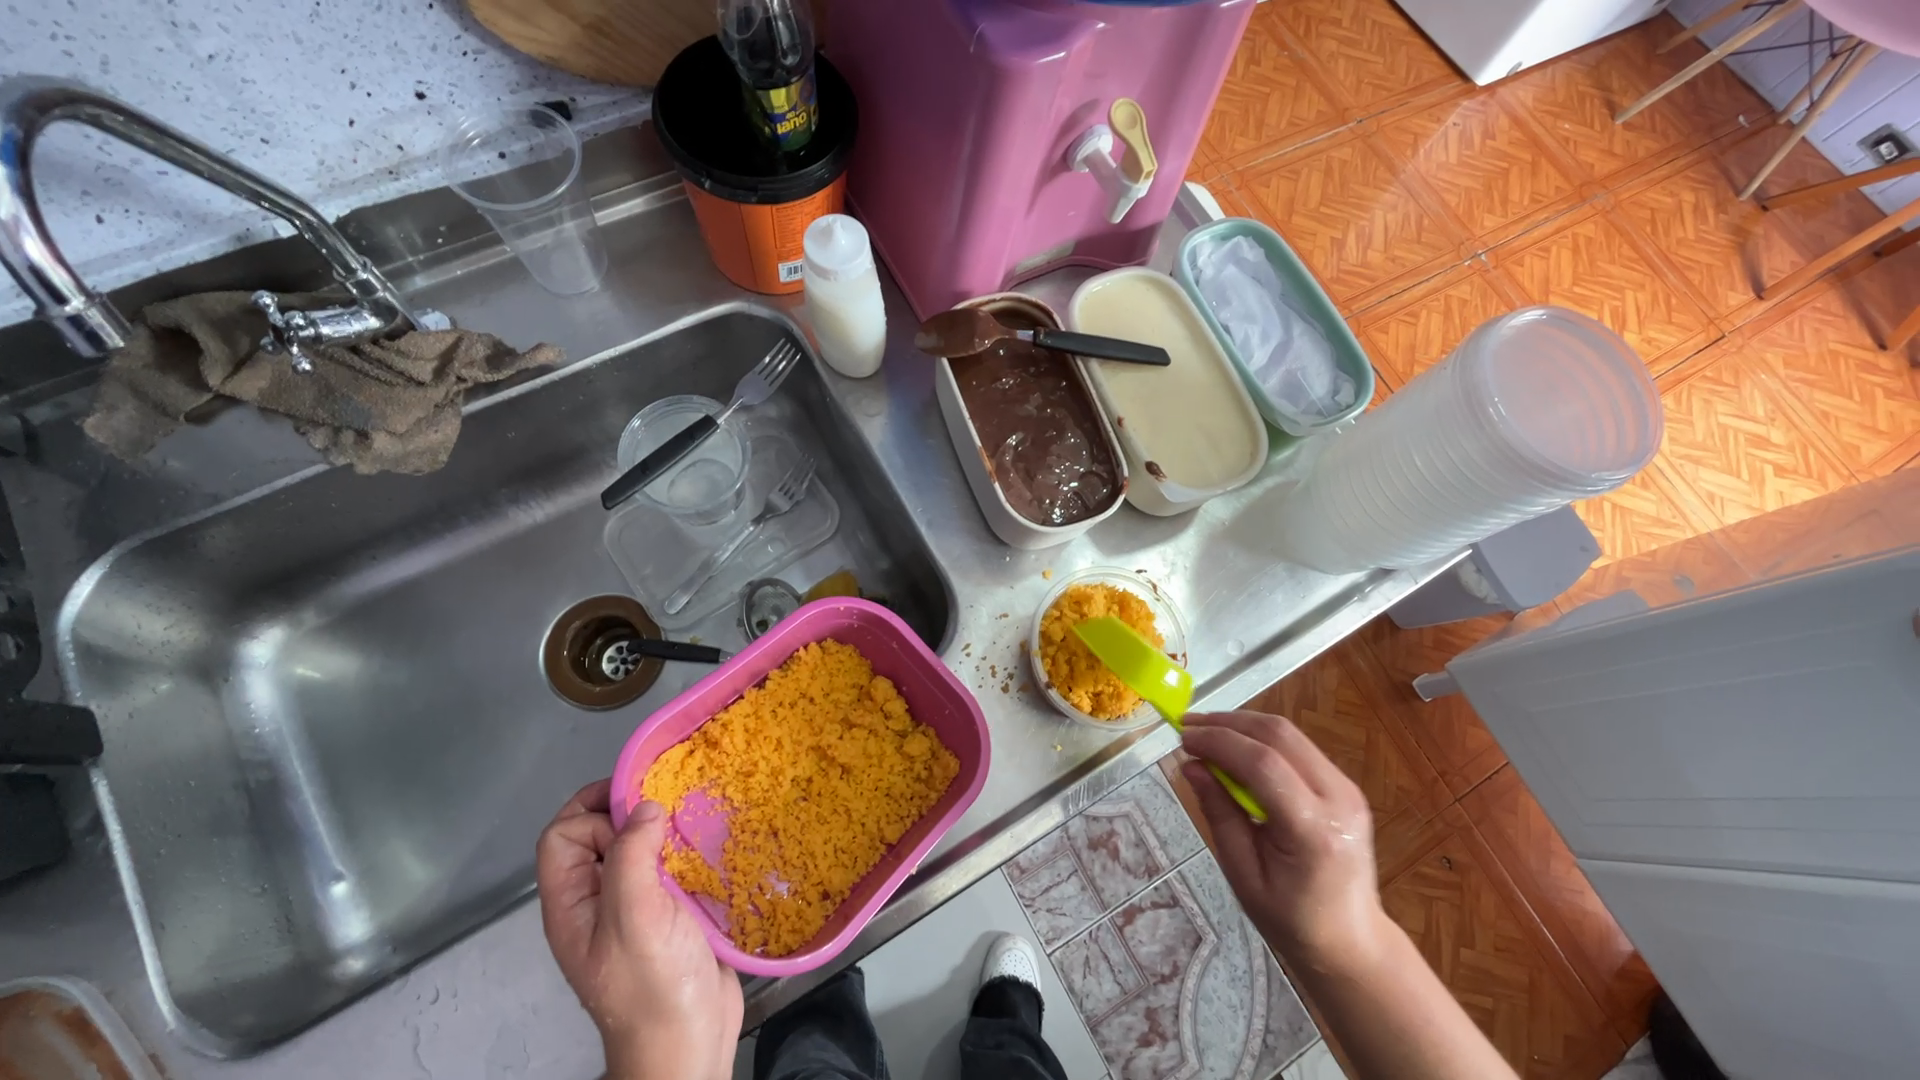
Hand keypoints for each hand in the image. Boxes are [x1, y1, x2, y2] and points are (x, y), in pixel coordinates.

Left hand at [536, 780, 742, 1079]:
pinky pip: (666, 868)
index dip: (594, 812)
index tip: (640, 804)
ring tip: (693, 820)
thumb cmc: (654, 986)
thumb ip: (631, 857)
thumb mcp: (634, 918)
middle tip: (671, 806)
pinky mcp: (667, 915)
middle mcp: (597, 902)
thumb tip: (646, 806)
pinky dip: (684, 850)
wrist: (690, 1042)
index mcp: (572, 905)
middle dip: (630, 812)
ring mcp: (633, 909)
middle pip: (597, 837)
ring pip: (635, 849)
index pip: (563, 836)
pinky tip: (707, 847)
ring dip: (662, 829)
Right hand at [1179, 711, 1388, 973]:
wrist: (1351, 939)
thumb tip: (1191, 766)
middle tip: (1187, 727)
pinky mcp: (1345, 785)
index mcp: (1314, 831)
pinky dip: (1261, 739)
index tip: (1182, 737)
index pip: (1263, 764)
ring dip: (1243, 725)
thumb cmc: (1290, 919)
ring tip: (1205, 734)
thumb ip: (1220, 815)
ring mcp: (1347, 788)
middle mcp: (1338, 799)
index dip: (1218, 742)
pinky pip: (1298, 747)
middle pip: (1279, 736)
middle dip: (1228, 723)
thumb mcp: (1243, 875)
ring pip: (1289, 734)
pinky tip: (1234, 749)